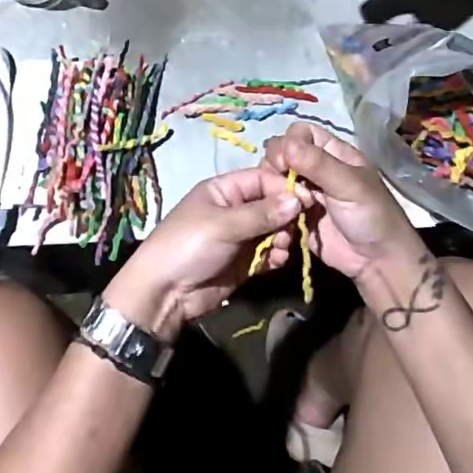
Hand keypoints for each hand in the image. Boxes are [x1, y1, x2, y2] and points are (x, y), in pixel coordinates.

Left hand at [102, 167, 300, 341]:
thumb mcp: (224, 224)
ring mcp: (240, 236)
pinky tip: (275, 261)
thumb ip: (262, 212)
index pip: (262, 179)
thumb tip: (298, 199)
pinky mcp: (245, 261)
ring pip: (274, 229)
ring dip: (283, 238)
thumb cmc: (189, 246)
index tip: (307, 201)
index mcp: (223, 189)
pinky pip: (269, 252)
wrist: (165, 293)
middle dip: (286, 216)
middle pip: (272, 204)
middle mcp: (234, 209)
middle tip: (292, 231)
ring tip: (280, 249)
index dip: (284, 188)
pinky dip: (276, 255)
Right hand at [262, 123, 423, 283]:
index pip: (300, 133)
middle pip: (282, 153)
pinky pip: (275, 202)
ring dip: (273, 186)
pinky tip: (278, 215)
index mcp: (333, 153)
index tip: (285, 162)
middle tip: (282, 185)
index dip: (289, 143)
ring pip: (274, 177)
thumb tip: (285, 143)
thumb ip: (318, 163)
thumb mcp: (349, 185)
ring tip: (284, 202)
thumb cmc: (372, 216)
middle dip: (277, 165)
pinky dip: (271, 206)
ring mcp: (304, 191)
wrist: (377, 262)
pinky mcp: (295, 213)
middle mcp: (315, 168)